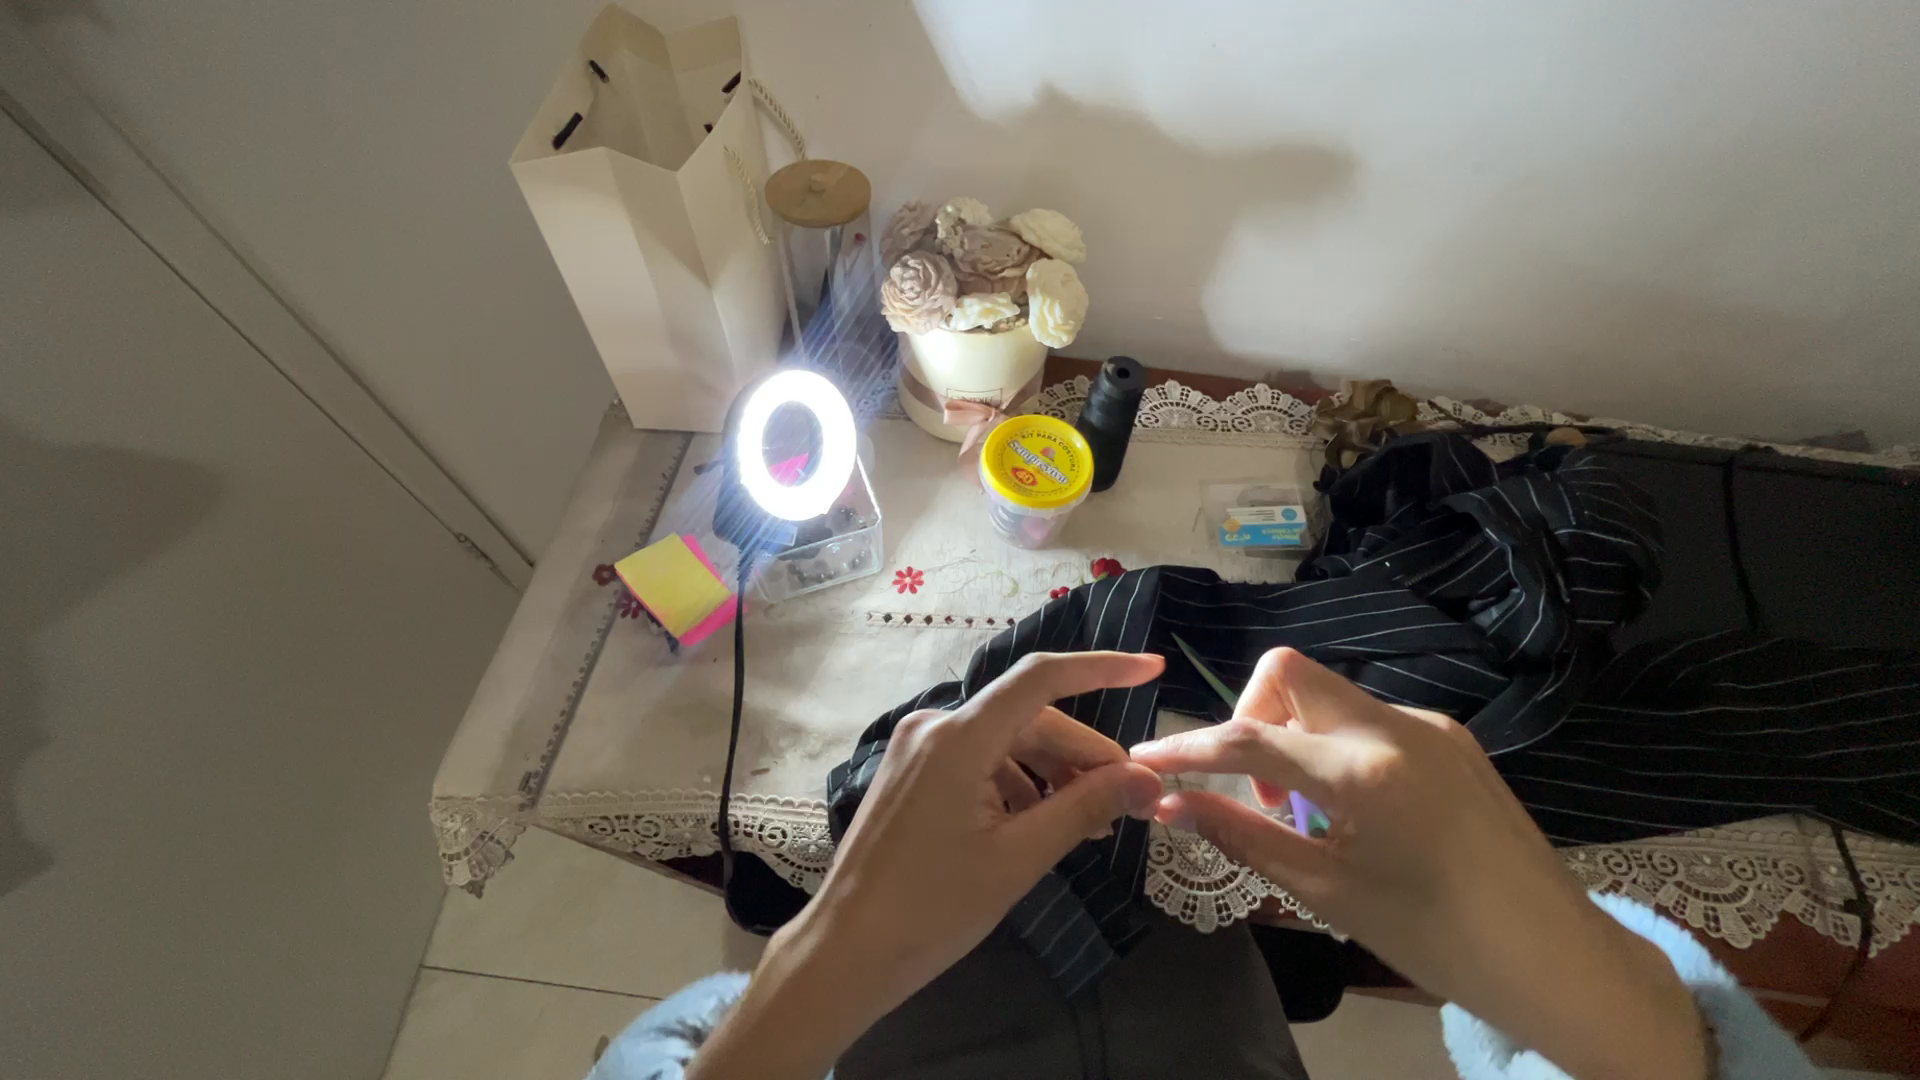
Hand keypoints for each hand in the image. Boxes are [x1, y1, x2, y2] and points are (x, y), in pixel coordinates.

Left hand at [689, 652, 1164, 1079]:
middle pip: (1029, 719)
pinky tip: (1036, 821)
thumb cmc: (932, 909)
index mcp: (958, 736)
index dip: (1101, 668)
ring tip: (1086, 823)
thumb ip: (1085, 808)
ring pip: (1006, 741)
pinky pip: (979, 759)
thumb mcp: (1019, 858)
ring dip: (1050, 773)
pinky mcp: (913, 769)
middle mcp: (935, 724)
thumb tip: (1148, 779)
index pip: (1041, 678)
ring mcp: (918, 746)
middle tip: (1124, 802)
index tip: (1151, 669)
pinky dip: (1016, 782)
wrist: (846, 951)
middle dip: (1080, 755)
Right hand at [1130, 648, 1708, 1079]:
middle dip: (1247, 715)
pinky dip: (1331, 744)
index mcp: (1365, 772)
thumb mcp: (1326, 891)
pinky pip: (1363, 715)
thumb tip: (1169, 806)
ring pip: (1325, 691)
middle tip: (1255, 785)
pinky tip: (1351, 805)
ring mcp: (1429, 725)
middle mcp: (1396, 726)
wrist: (1566, 964)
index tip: (1145, 758)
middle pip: (1286, 671)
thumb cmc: (1437, 940)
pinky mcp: (1450, 736)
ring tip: (1305, 808)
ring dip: (1290, 732)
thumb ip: (1240, 834)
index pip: (1248, 739)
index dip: (1187, 748)